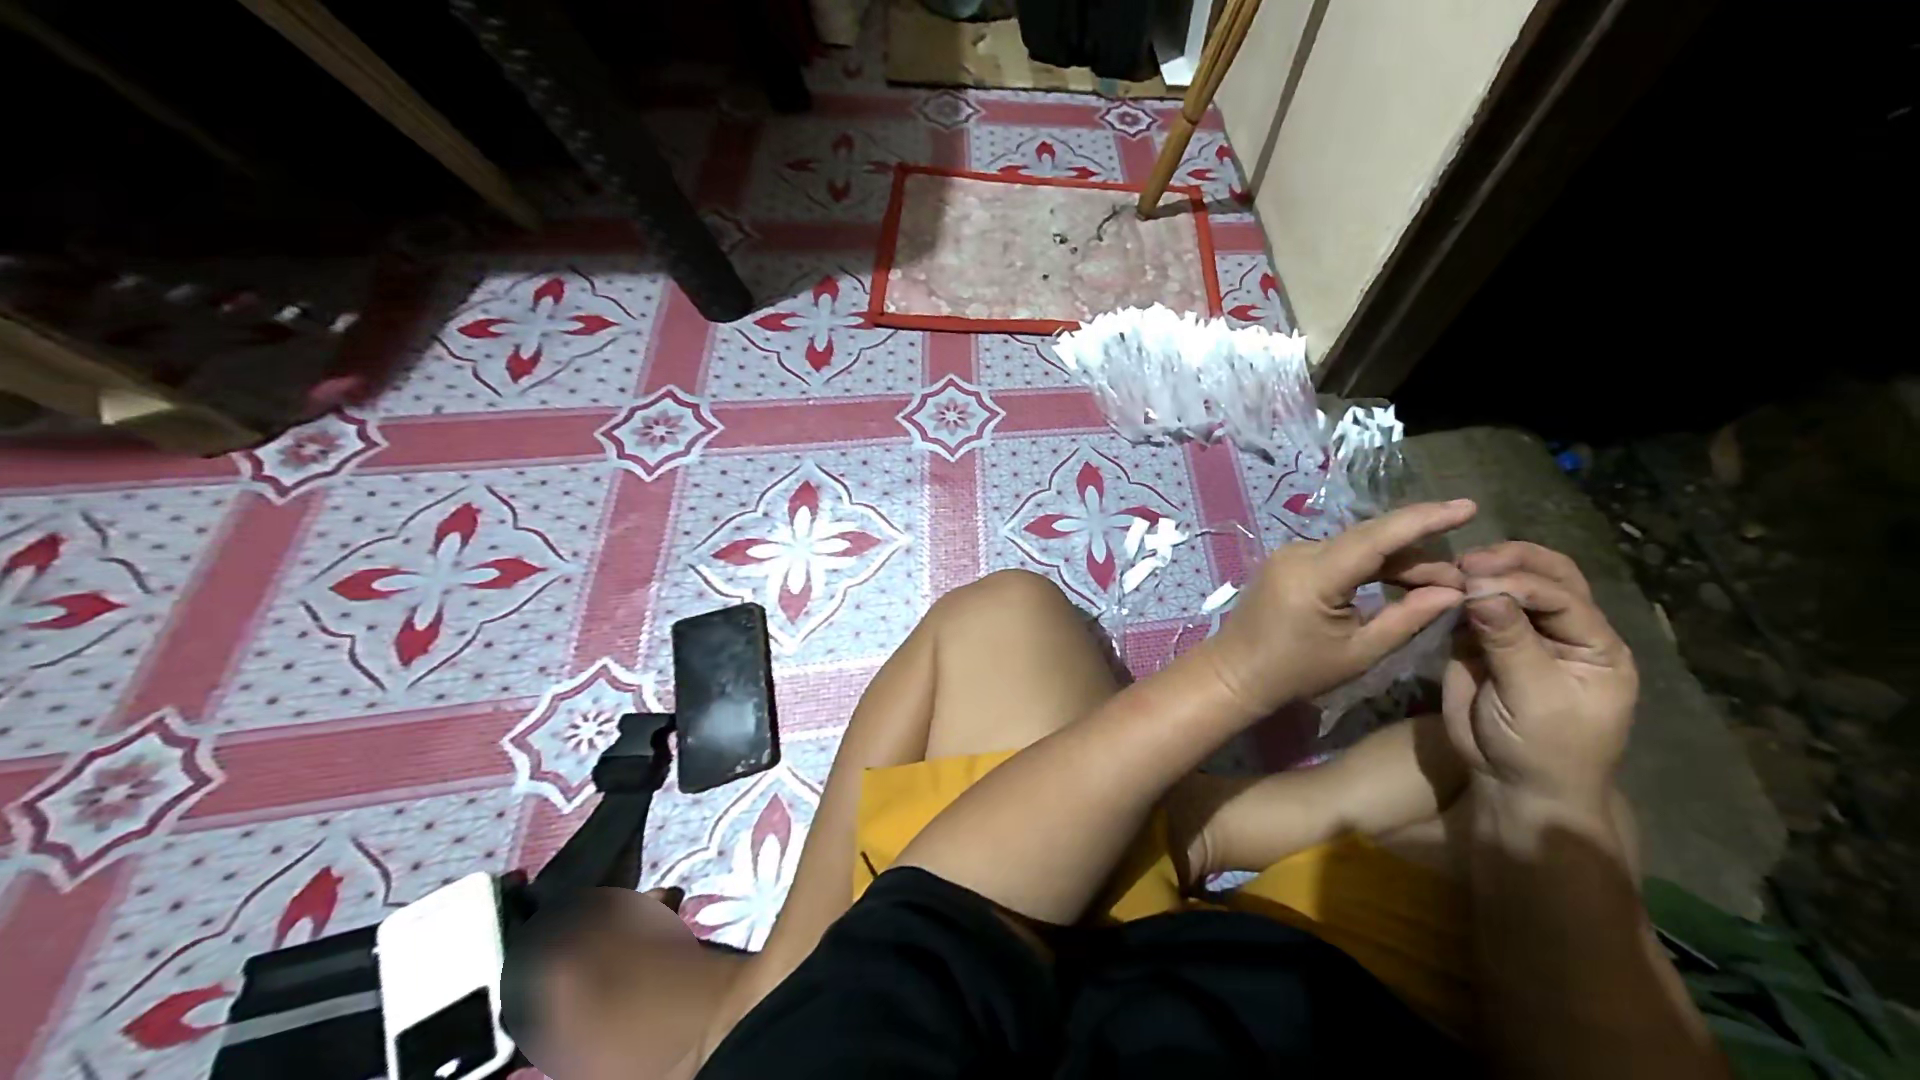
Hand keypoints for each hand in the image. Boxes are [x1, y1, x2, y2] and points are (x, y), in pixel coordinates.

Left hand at [1201, 500, 1477, 713]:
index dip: (1425, 519)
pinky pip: (1337, 554)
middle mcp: (1299, 553)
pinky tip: (1400, 578)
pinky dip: (1369, 564)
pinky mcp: (1287, 562)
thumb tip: (1455, 591)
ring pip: (1354, 545)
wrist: (1234, 673)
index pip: (1378, 537)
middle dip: (1419, 549)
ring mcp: (1289, 555)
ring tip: (1440, 580)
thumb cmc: (1295, 672)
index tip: (1468, 507)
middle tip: (1463, 572)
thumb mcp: (1359, 652)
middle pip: (1369, 538)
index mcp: (1314, 574)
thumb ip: (1407, 618)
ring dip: (1395, 559)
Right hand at [1443, 542, 1636, 805]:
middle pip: (1545, 576)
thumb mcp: (1534, 695)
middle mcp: (1560, 630)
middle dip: (1509, 561)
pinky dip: (1453, 595)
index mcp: (1595, 643)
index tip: (1475, 579)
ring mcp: (1519, 634)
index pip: (1562, 596)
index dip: (1520, 582)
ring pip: (1506, 587)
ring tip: (1447, 571)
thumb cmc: (1545, 747)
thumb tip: (1480, 591)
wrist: (1513, 783)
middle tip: (1468, 561)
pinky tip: (1435, 587)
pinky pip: (1469, 610)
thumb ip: (1509, 641)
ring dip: (1478, 573)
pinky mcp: (1479, 643)